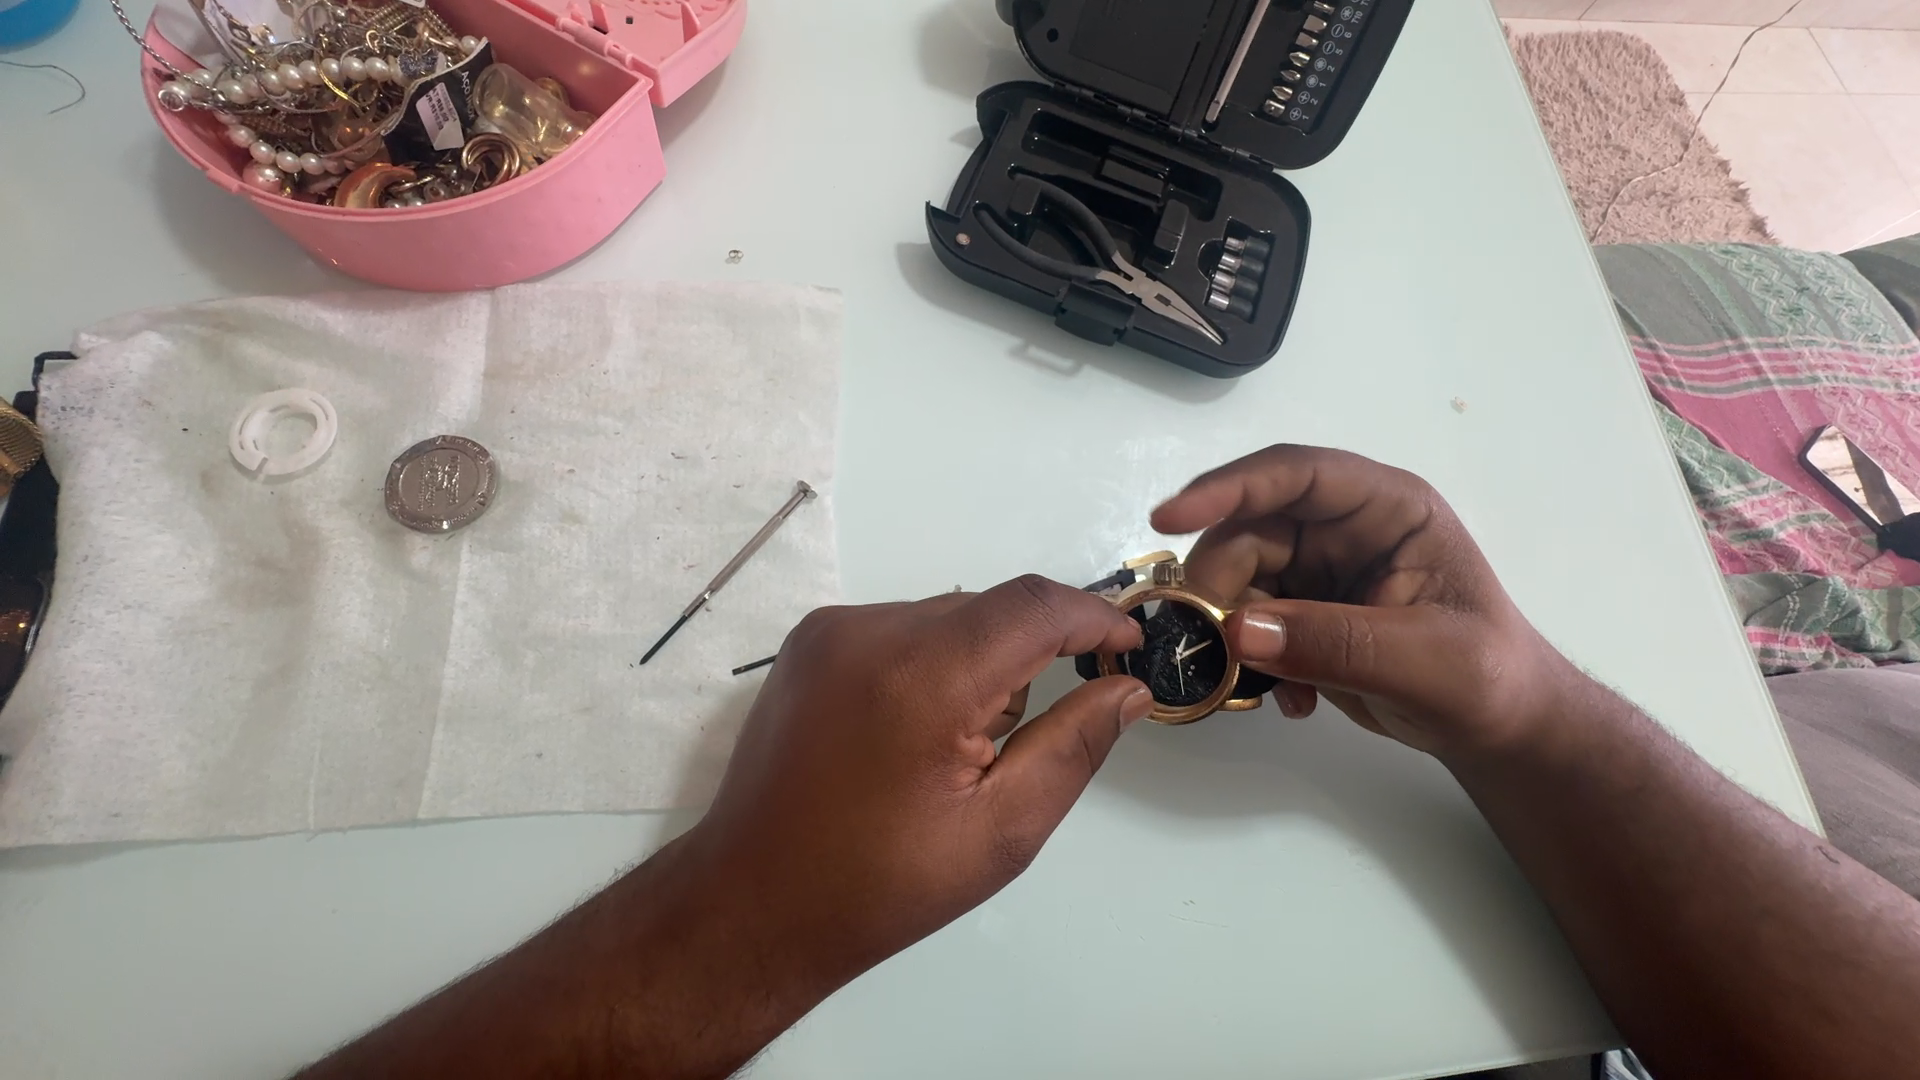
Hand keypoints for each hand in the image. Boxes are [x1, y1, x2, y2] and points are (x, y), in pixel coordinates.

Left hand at [681, 576, 1150, 990]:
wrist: (750, 901)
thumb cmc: (880, 883)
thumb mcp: (1000, 833)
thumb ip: (1073, 746)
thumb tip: (1127, 687)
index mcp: (922, 678)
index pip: (1031, 607)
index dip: (1092, 614)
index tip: (1129, 641)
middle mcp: (870, 630)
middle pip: (990, 609)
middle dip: (1029, 655)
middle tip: (1009, 742)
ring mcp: (831, 628)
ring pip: (948, 616)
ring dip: (976, 662)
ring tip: (944, 748)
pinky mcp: (811, 638)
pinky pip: (904, 625)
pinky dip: (932, 661)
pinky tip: (906, 729)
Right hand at [1152, 445, 1575, 760]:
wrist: (1496, 728)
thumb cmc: (1488, 680)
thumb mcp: (1429, 663)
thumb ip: (1336, 643)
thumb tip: (1237, 632)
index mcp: (1384, 509)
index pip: (1296, 476)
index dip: (1228, 489)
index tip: (1169, 519)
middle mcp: (1339, 528)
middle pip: (1247, 532)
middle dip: (1219, 585)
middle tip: (1213, 643)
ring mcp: (1312, 569)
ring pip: (1233, 578)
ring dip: (1233, 633)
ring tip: (1265, 685)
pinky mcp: (1294, 610)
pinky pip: (1241, 620)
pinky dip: (1248, 660)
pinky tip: (1289, 699)